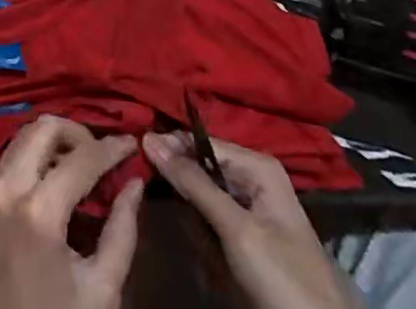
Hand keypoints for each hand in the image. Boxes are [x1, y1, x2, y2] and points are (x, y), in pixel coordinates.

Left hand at [0, 115, 145, 308]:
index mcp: (38, 211)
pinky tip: (58, 178)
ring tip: (84, 166)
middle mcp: (7, 189)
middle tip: (103, 156)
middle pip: (44, 128)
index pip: (82, 157)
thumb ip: (122, 229)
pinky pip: (11, 157)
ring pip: (23, 136)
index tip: (133, 144)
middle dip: (79, 133)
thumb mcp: (100, 288)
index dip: (112, 148)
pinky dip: (37, 154)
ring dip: (56, 141)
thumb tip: (135, 183)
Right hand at [143, 132, 362, 308]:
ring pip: (203, 193)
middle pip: (202, 165)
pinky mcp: (244, 235)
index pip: (203, 141)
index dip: (171, 143)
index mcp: (258, 165)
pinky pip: (211, 218)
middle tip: (143, 180)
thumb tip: (152, 140)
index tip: (134, 147)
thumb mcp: (235, 227)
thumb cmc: (281, 275)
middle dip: (177, 175)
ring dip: (187, 207)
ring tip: (170, 214)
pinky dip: (199, 228)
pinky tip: (194, 238)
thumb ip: (194, 184)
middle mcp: (253, 177)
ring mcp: (249, 207)